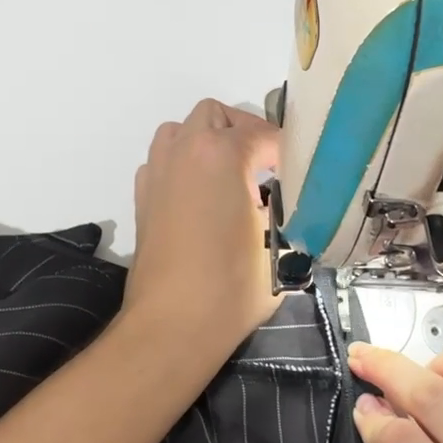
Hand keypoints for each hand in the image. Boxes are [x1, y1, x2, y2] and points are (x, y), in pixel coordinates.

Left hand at [122, 99, 283, 362]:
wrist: (174, 325)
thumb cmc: (233, 285)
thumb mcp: (280, 243)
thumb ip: (288, 210)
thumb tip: (290, 205)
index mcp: (222, 153)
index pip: (265, 135)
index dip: (288, 153)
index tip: (300, 175)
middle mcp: (185, 151)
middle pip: (218, 116)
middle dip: (246, 133)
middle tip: (268, 167)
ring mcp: (158, 172)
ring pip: (183, 131)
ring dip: (209, 142)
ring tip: (233, 174)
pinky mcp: (142, 197)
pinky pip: (164, 160)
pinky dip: (184, 165)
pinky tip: (202, 196)